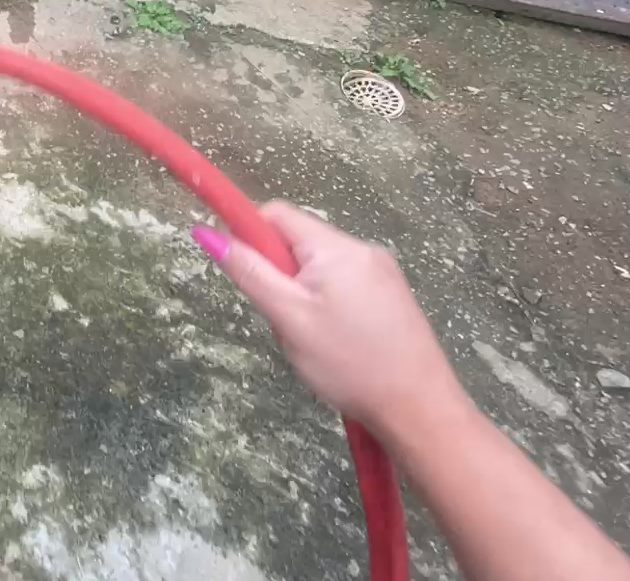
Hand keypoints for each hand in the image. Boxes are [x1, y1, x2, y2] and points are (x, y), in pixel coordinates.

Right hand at [193, 201, 470, 440]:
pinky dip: (321, 301)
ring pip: (314, 265)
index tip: (244, 270)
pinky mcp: (390, 295)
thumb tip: (205, 231)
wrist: (424, 415)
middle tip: (280, 315)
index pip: (276, 214)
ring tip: (307, 333)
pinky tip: (331, 338)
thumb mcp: (287, 316)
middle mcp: (362, 249)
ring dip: (297, 291)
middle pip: (295, 240)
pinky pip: (338, 282)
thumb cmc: (349, 363)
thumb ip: (246, 270)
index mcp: (337, 248)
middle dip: (275, 271)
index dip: (249, 233)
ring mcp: (381, 273)